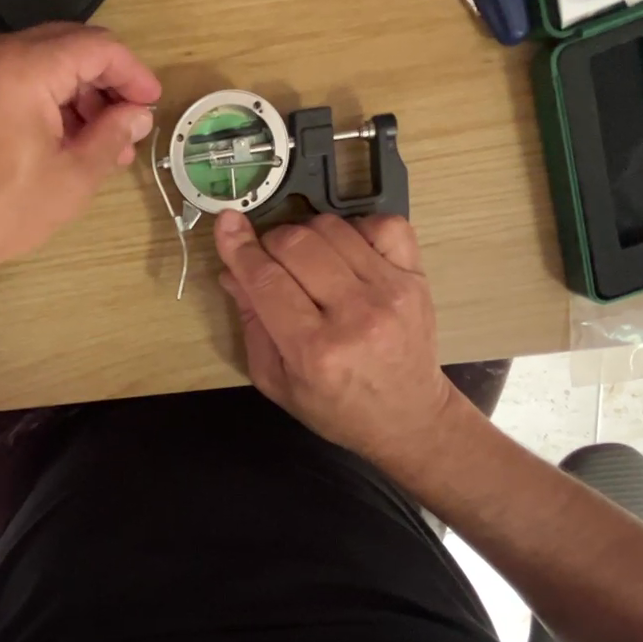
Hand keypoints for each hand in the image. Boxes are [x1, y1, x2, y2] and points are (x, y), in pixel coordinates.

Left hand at [0, 24, 160, 283]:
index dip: (133, 73)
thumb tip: (138, 115)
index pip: (97, 47)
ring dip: (82, 93)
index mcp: (24, 68)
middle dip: (108, 82)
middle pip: (72, 45)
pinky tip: (74, 136)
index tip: (152, 103)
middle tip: (132, 123)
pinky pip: (23, 76)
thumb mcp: (73, 177)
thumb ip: (112, 135)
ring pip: (48, 60)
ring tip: (108, 142)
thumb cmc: (5, 212)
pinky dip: (53, 98)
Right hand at [214, 211, 458, 465]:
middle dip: (270, 243)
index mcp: (314, 350)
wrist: (407, 417)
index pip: (266, 280)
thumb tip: (231, 271)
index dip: (240, 248)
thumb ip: (252, 324)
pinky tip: (345, 251)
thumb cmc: (334, 407)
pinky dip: (355, 228)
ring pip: (332, 228)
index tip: (226, 225)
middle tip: (269, 262)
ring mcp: (390, 291)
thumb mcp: (276, 381)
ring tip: (305, 262)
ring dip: (306, 235)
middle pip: (296, 244)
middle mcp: (354, 314)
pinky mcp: (416, 277)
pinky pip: (383, 224)